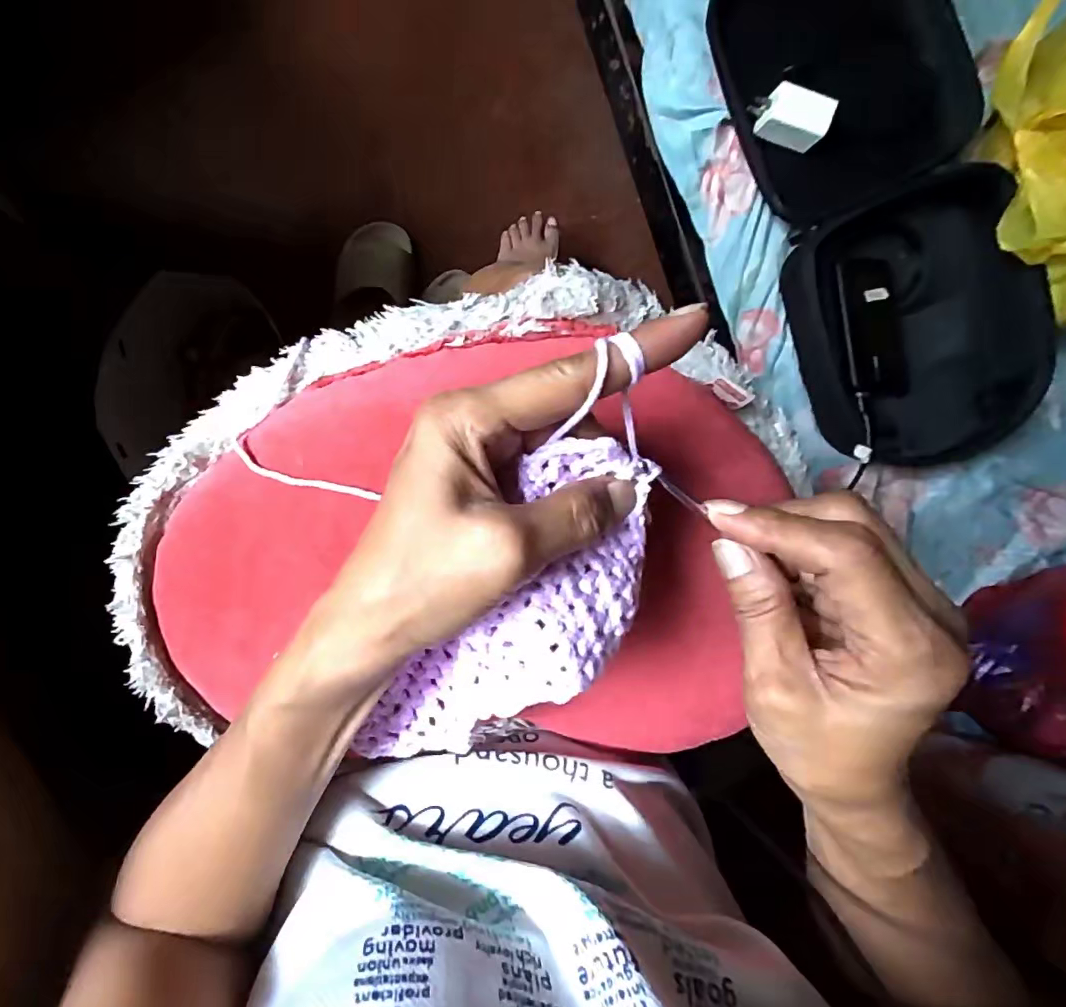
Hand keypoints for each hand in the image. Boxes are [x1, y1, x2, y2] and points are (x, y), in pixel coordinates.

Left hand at [289, 307, 710, 691]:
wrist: (370, 627)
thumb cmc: (425, 583)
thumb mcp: (510, 548)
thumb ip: (578, 512)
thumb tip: (628, 488)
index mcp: (466, 417)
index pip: (567, 376)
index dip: (635, 352)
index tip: (695, 320)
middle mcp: (467, 420)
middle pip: (564, 413)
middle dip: (604, 448)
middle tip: (628, 497)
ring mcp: (469, 450)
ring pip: (554, 446)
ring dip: (585, 478)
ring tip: (594, 525)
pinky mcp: (474, 481)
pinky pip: (536, 473)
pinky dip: (564, 494)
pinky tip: (575, 522)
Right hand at [706, 492, 967, 806]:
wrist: (856, 781)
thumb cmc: (810, 747)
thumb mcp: (771, 686)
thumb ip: (758, 609)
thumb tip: (728, 542)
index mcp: (907, 648)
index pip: (848, 555)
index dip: (780, 526)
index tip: (718, 516)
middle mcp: (935, 615)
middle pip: (860, 527)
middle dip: (786, 520)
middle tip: (730, 537)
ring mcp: (931, 603)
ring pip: (858, 527)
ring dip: (795, 529)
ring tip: (750, 554)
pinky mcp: (913, 598)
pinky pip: (857, 546)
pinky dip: (807, 546)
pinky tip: (778, 567)